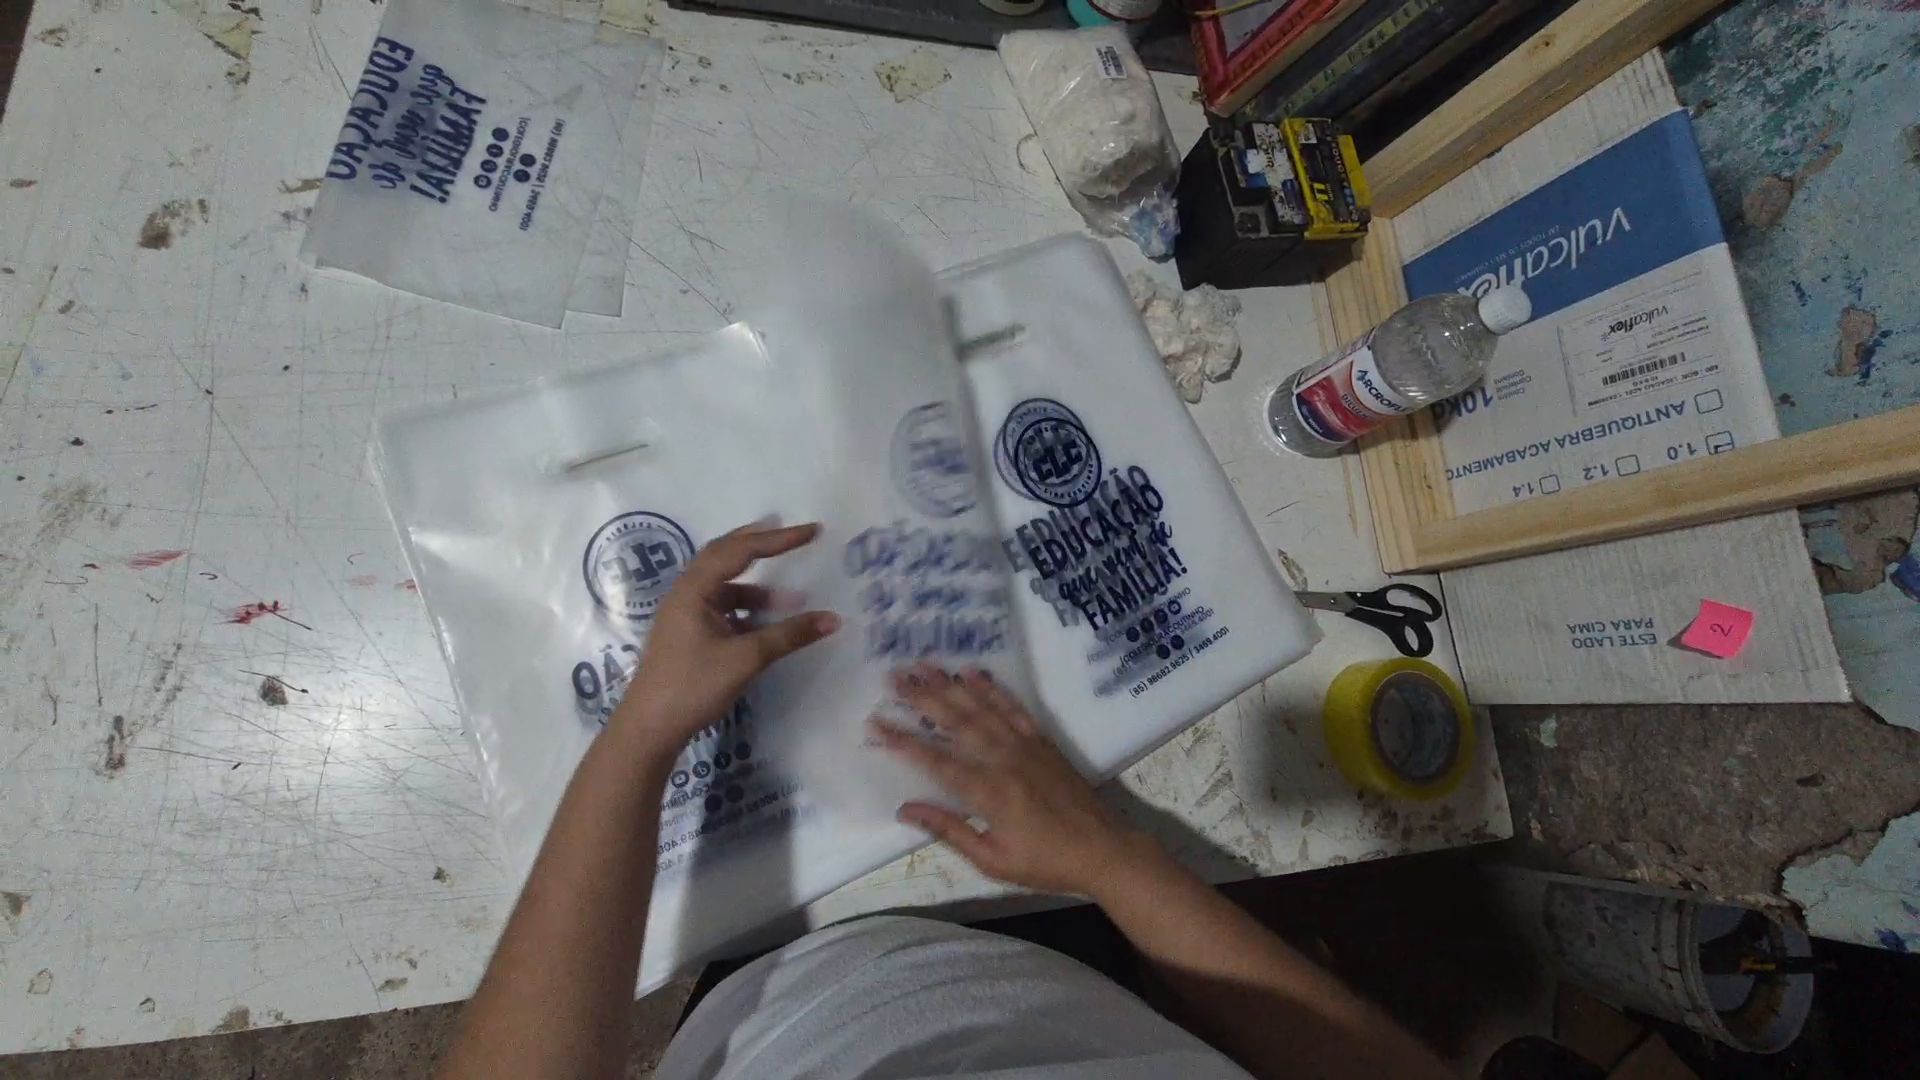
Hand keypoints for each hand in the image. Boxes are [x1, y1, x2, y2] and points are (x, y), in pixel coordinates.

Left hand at [612, 522, 838, 760]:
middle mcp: (687, 592)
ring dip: (759, 586)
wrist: (650, 729)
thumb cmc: (692, 686)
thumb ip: (789, 635)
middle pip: (726, 554)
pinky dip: (749, 608)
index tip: (812, 531)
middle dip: (763, 544)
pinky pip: (724, 607)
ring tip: (792, 599)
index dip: (779, 539)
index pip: (741, 550)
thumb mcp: (746, 658)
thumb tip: (833, 619)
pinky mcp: (690, 633)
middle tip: (795, 536)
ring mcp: (686, 613)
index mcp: (694, 589)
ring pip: (726, 584)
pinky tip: (768, 624)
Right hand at [872, 663, 1159, 896]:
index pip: (935, 761)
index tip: (875, 724)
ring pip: (980, 708)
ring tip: (924, 666)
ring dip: (950, 685)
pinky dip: (992, 689)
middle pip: (955, 722)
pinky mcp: (1040, 740)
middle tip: (894, 678)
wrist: (1103, 849)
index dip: (903, 742)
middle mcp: (1002, 759)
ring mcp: (1023, 745)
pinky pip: (1012, 707)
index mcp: (987, 792)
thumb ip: (949, 830)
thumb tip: (906, 809)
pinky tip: (972, 673)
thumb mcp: (992, 859)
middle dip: (922, 698)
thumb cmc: (1045, 862)